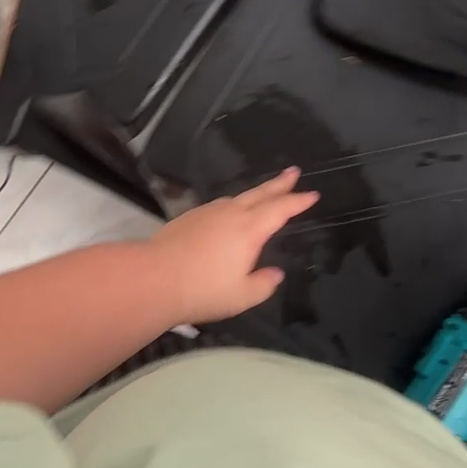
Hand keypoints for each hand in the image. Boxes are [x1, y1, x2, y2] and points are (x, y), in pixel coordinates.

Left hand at [150, 168, 317, 323]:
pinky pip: (220, 205)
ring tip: (265, 194)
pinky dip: (234, 204)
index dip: (298, 201)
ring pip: (238, 197)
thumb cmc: (203, 289)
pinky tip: (230, 213)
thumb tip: (275, 273)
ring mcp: (208, 212)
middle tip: (294, 171)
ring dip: (256, 193)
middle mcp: (231, 213)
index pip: (280, 210)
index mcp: (249, 230)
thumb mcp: (243, 296)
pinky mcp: (190, 216)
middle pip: (260, 193)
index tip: (312, 194)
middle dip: (279, 183)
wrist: (155, 277)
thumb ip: (264, 284)